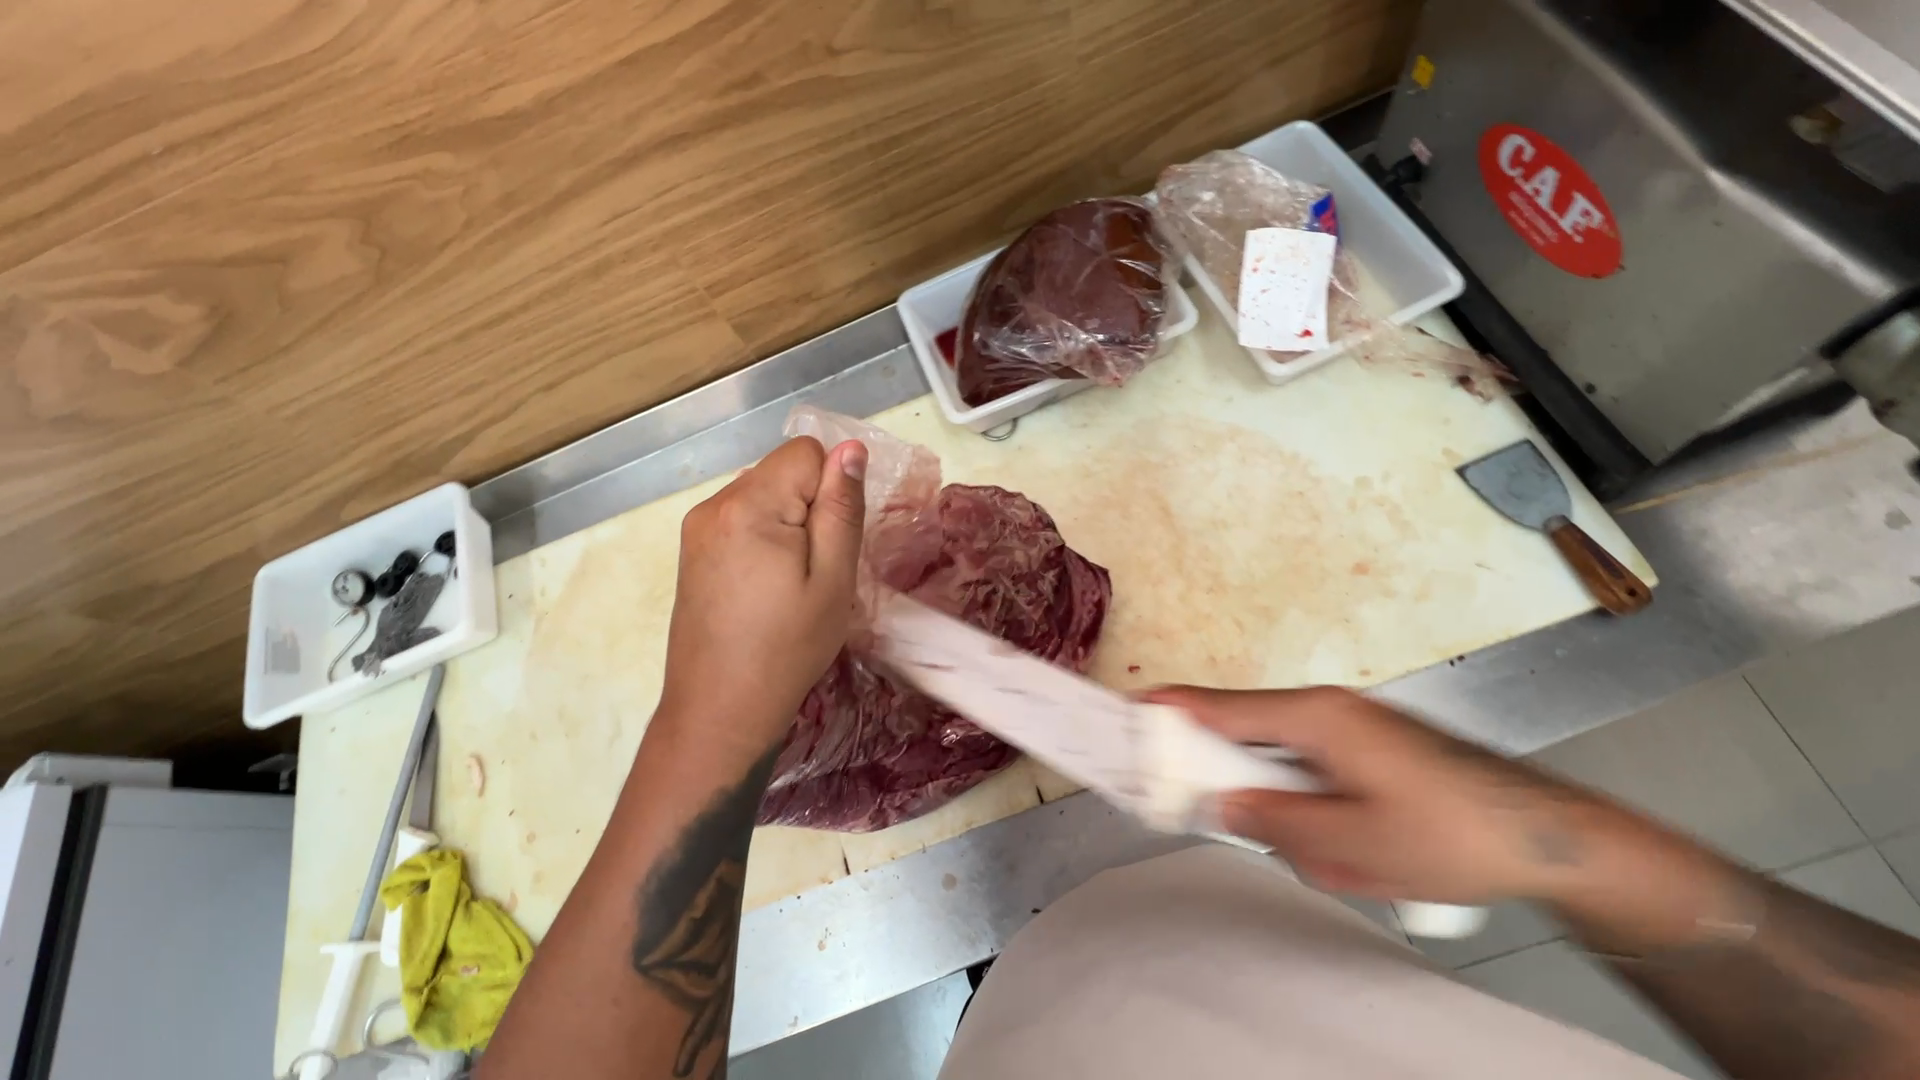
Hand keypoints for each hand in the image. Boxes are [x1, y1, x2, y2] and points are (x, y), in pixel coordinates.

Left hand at [657, 435, 868, 751]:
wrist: (719, 709)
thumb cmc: (787, 649)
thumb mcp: (833, 580)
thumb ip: (842, 509)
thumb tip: (851, 449)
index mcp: (750, 505)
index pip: (806, 452)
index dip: (830, 490)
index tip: (829, 542)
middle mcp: (715, 504)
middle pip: (782, 471)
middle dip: (808, 507)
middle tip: (813, 570)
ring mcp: (697, 527)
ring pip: (763, 495)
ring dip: (786, 524)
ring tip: (788, 583)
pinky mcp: (692, 550)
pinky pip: (741, 519)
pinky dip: (763, 539)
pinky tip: (764, 587)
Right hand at [1148, 685, 1615, 905]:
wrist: (1551, 838)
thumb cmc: (1454, 833)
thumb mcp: (1351, 845)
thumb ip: (1273, 822)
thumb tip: (1221, 802)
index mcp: (1316, 717)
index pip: (1219, 707)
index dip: (1166, 712)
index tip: (1121, 714)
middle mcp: (1327, 710)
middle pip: (1245, 733)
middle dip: (1237, 783)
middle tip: (1234, 822)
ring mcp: (1349, 728)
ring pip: (1280, 762)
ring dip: (1286, 808)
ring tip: (1341, 858)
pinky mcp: (1366, 749)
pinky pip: (1312, 774)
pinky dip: (1313, 809)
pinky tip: (1356, 850)